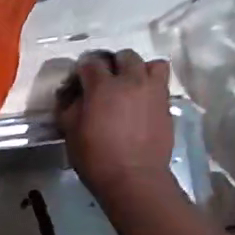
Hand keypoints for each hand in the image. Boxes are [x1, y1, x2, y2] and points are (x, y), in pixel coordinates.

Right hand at [57, 49, 174, 189]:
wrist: (133, 177)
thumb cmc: (96, 157)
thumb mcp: (70, 132)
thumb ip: (69, 108)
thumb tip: (72, 96)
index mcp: (102, 87)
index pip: (90, 63)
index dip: (81, 71)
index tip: (77, 84)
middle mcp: (131, 80)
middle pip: (123, 56)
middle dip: (111, 65)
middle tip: (103, 83)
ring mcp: (153, 90)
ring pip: (149, 63)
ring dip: (137, 70)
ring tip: (129, 86)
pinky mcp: (166, 103)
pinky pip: (160, 82)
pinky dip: (150, 85)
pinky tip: (141, 101)